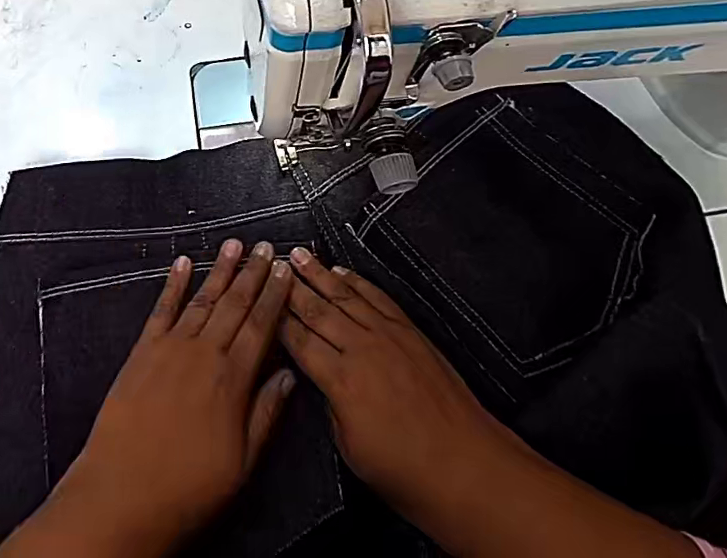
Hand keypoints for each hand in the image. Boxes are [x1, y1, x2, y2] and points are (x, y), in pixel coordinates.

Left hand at [0, 239, 296, 557]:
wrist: (119, 498)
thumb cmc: (185, 489)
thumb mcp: (241, 463)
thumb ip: (266, 413)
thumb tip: (288, 375)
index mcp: (232, 379)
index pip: (261, 324)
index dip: (275, 295)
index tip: (285, 270)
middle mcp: (204, 354)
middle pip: (235, 304)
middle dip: (253, 272)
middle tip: (267, 247)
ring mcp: (171, 349)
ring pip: (203, 299)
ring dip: (220, 269)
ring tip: (234, 244)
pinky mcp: (142, 352)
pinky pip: (161, 310)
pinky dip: (173, 284)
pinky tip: (181, 263)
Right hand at [280, 249, 697, 557]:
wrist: (466, 466)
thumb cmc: (404, 472)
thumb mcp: (350, 447)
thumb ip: (331, 403)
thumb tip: (321, 376)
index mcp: (342, 380)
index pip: (299, 340)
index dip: (278, 318)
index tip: (261, 297)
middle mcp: (362, 348)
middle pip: (319, 310)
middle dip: (293, 286)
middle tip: (273, 261)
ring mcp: (389, 334)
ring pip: (346, 297)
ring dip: (320, 274)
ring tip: (300, 254)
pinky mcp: (410, 331)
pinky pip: (379, 298)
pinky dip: (358, 283)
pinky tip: (343, 272)